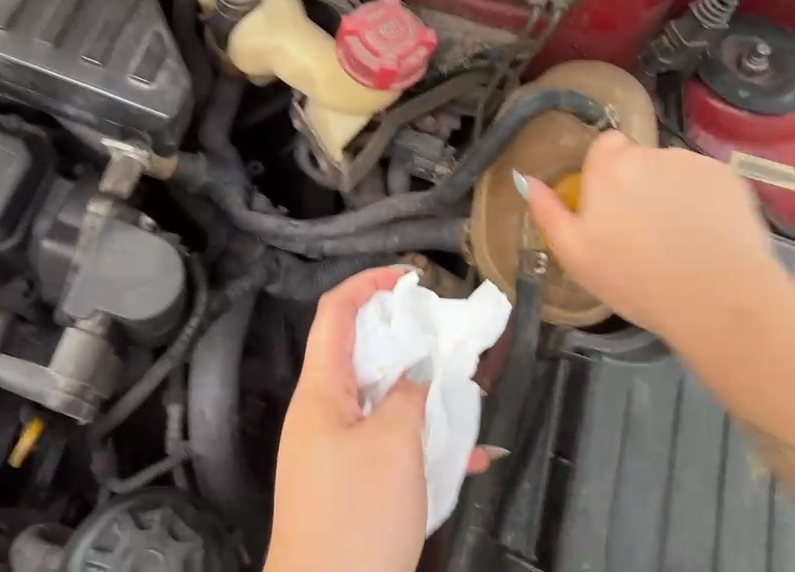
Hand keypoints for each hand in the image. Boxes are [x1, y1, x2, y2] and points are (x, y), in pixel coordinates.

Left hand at [266, 267, 493, 571]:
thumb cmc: (355, 517)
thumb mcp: (393, 446)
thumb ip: (410, 396)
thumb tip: (419, 371)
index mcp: (321, 390)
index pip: (335, 312)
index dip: (369, 284)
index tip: (411, 276)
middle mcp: (323, 411)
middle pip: (362, 353)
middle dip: (407, 339)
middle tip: (449, 335)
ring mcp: (335, 449)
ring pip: (383, 400)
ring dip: (423, 392)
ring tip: (468, 389)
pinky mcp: (352, 484)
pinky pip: (390, 444)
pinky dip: (425, 441)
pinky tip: (473, 457)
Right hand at [519, 130, 780, 336]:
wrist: (718, 300)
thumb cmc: (636, 281)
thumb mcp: (575, 256)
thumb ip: (547, 212)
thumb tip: (527, 180)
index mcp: (608, 168)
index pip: (606, 146)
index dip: (607, 172)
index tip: (612, 206)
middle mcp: (649, 154)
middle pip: (640, 159)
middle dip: (640, 184)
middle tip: (645, 229)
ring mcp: (692, 163)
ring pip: (674, 170)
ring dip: (672, 190)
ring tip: (680, 236)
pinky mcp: (728, 178)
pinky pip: (707, 181)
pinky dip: (705, 199)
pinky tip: (708, 234)